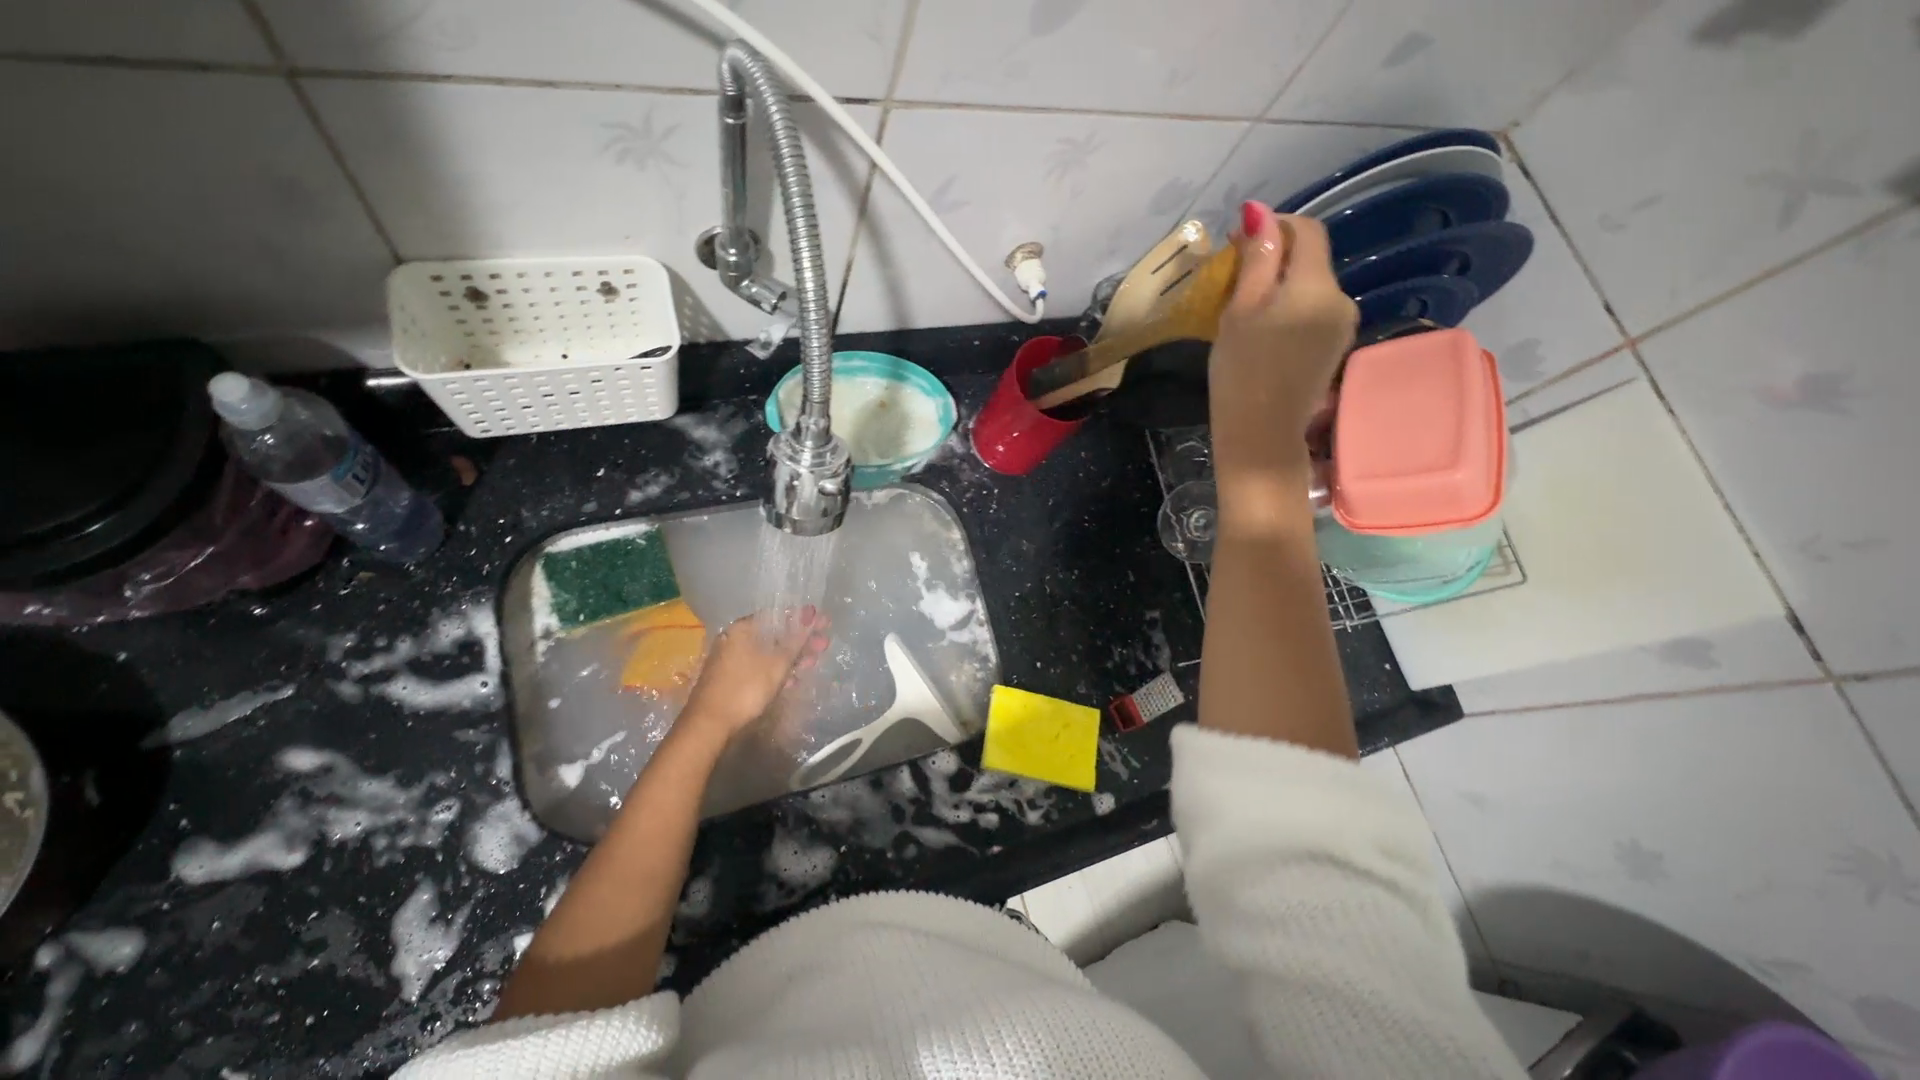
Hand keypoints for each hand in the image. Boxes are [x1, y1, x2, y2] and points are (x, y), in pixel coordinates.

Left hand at [679, 608, 830, 737]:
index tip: (825, 624)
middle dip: (801, 641)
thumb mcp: (777, 663)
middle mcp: (734, 638)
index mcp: (743, 628)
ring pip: (767, 652)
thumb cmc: (746, 688)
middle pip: (774, 634)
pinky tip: (791, 681)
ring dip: (791, 658)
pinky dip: (776, 671)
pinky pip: (759, 666)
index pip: (779, 615)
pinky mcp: (730, 677)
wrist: (709, 723)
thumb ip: (796, 639)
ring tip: (811, 665)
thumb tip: (811, 614)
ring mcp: (730, 658)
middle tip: (823, 646)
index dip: (804, 619)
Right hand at [1208, 202, 1356, 533]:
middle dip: (1276, 258)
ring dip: (1282, 285)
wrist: (1261, 437)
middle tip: (1234, 277)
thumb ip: (1256, 258)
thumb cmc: (1240, 372)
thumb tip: (1259, 212)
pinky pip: (1315, 310)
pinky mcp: (1336, 346)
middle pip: (1311, 258)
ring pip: (1312, 285)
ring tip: (1246, 309)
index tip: (1239, 241)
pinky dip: (1291, 308)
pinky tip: (1265, 331)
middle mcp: (1341, 298)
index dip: (1274, 226)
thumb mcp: (1239, 309)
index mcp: (1316, 286)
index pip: (1306, 230)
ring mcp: (1343, 325)